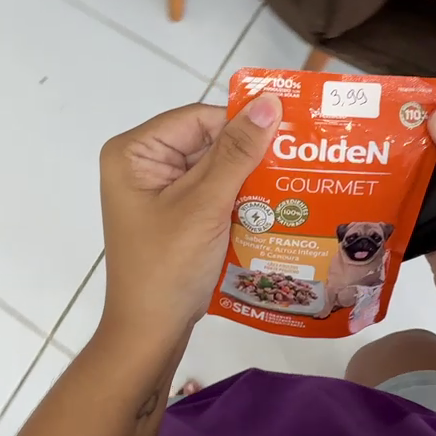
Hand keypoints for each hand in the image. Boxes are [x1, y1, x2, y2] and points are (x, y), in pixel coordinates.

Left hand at [96, 95, 281, 342]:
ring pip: (214, 167)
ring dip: (249, 176)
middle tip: (302, 155)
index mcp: (134, 151)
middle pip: (206, 141)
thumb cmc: (167, 266)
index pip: (197, 119)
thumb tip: (268, 102)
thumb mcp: (204, 205)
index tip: (290, 132)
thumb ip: (236, 153)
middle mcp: (142, 163)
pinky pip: (212, 191)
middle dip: (249, 152)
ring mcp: (158, 190)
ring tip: (297, 177)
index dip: (241, 124)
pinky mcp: (175, 213)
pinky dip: (240, 197)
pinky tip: (275, 203)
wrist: (150, 333)